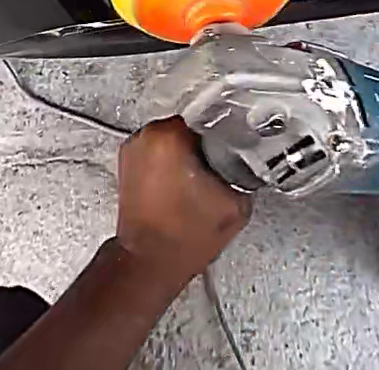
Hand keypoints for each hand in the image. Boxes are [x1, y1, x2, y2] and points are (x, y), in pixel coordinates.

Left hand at [114, 117, 251, 285]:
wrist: (148, 263)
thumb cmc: (181, 238)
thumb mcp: (234, 204)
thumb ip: (245, 171)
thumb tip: (251, 157)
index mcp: (170, 137)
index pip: (207, 115)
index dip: (223, 132)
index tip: (229, 147)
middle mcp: (148, 136)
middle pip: (189, 124)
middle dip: (203, 142)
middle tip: (214, 166)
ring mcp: (134, 147)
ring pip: (173, 135)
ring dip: (185, 150)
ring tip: (196, 176)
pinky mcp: (127, 162)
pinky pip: (157, 149)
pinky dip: (168, 160)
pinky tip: (180, 181)